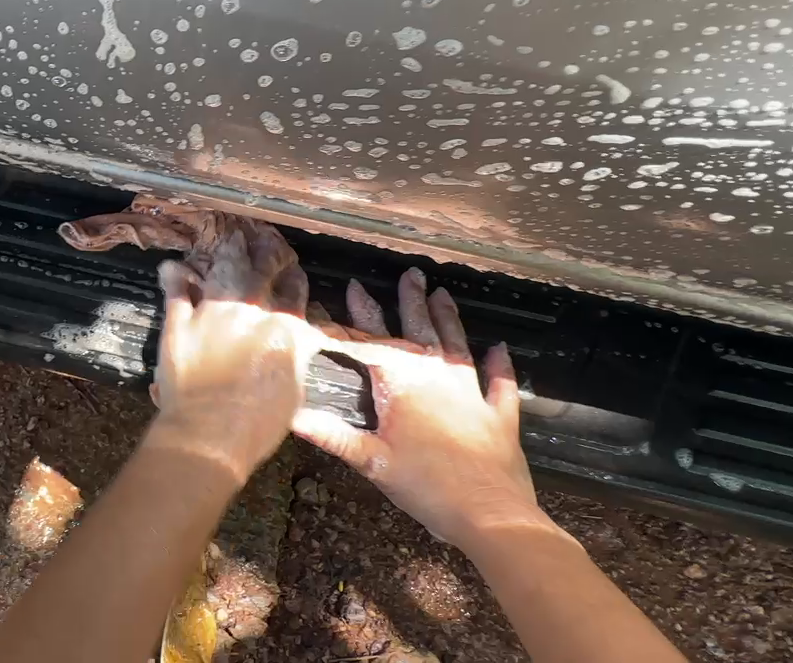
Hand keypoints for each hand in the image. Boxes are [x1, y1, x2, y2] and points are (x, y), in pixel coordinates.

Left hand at [144, 258, 320, 487]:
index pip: (294, 294)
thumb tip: (299, 341)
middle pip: (260, 272)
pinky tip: (174, 267)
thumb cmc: (257, 424)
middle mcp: (248, 312)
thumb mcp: (293, 391)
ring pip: (220, 272)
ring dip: (228, 255)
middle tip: (265, 242)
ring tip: (231, 240)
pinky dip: (175, 275)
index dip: (293, 279)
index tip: (291, 270)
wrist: (207, 434)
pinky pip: (175, 289)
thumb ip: (295, 356)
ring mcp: (210, 312)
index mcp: (283, 330)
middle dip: (267, 254)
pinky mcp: (178, 320)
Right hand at [292, 267, 548, 551]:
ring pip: (456, 346)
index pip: (364, 348)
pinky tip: (500, 348)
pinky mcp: (498, 418)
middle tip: (405, 274)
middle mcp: (437, 378)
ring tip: (440, 292)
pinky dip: (501, 367)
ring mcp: (471, 395)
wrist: (494, 519)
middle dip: (405, 302)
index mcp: (402, 384)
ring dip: (447, 318)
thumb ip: (332, 436)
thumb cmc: (427, 486)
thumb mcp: (372, 462)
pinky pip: (500, 386)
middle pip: (416, 332)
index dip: (340, 332)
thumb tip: (291, 415)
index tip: (321, 313)